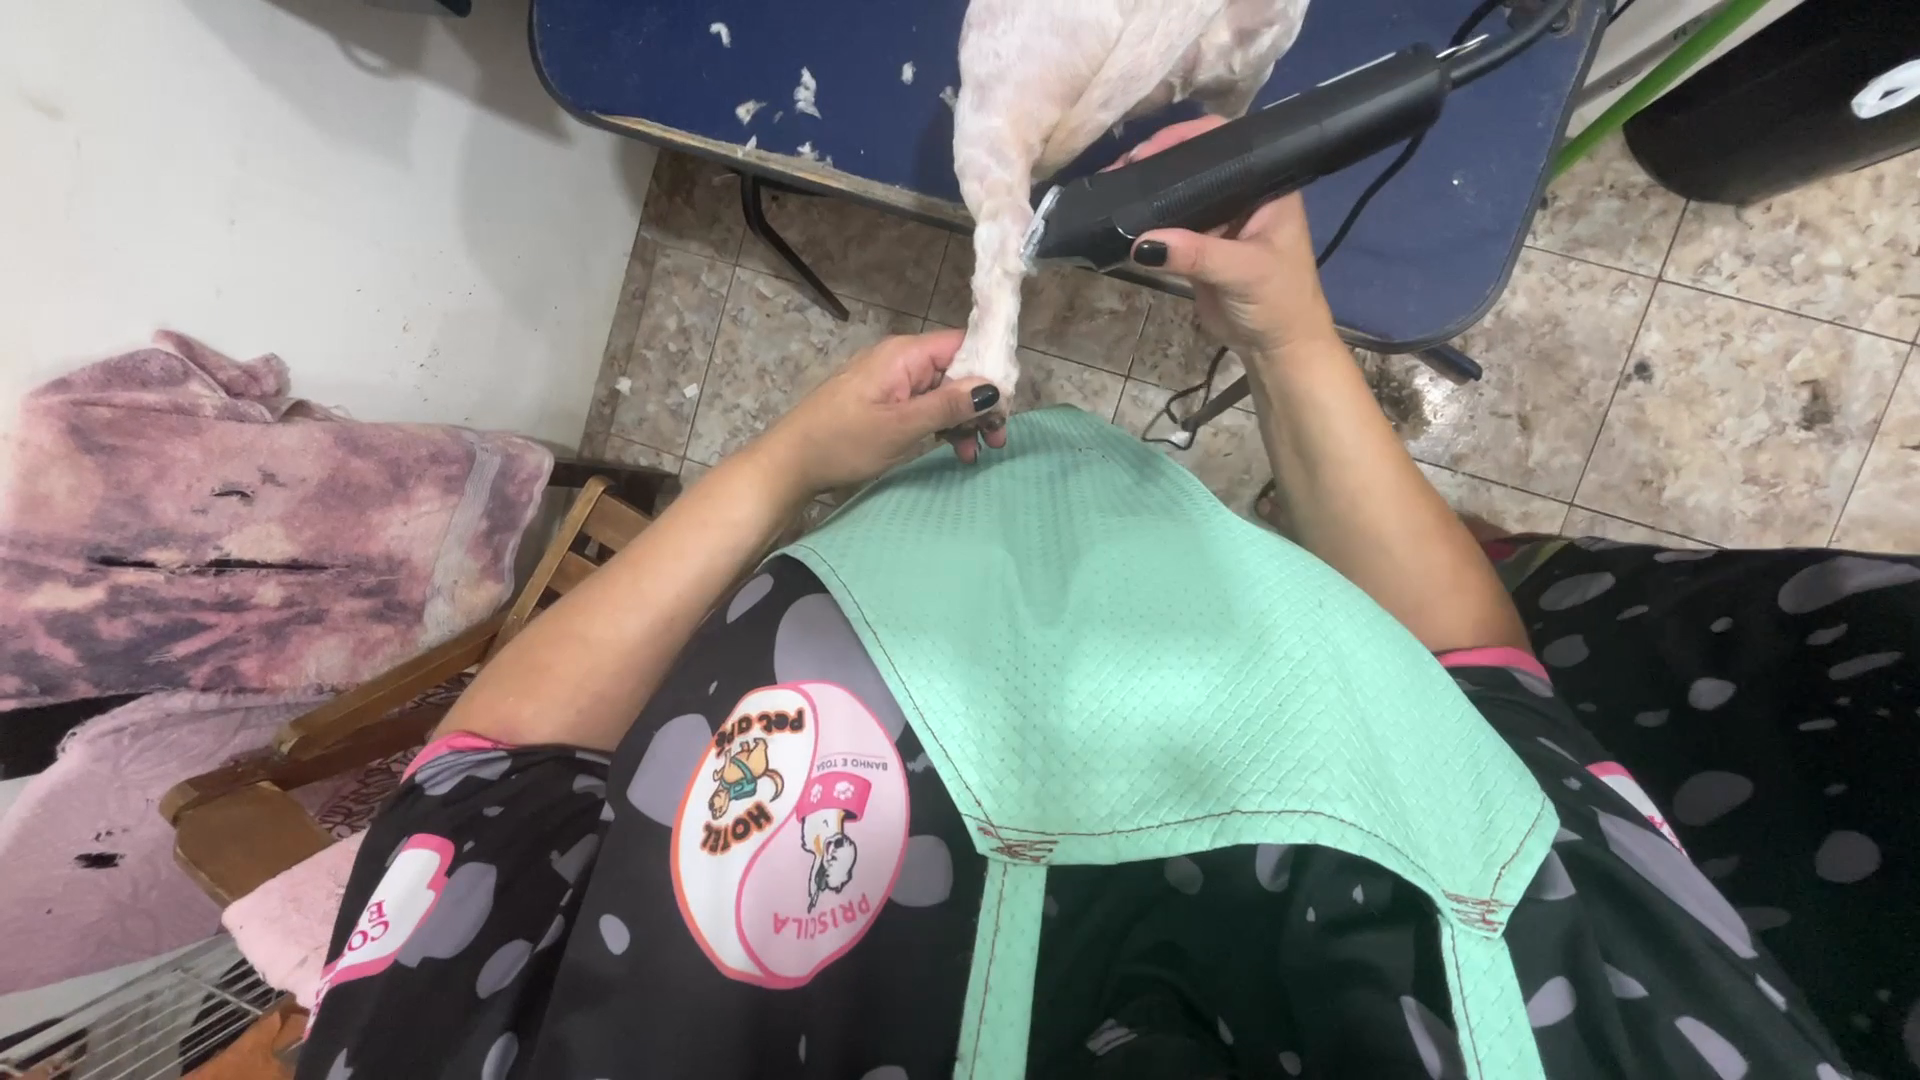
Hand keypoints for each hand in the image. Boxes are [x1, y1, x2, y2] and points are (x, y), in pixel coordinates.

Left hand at [759, 329, 1003, 496]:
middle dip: (980, 403)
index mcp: (904, 355)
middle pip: (955, 370)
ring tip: (975, 452)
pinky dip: (942, 425)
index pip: (962, 345)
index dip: (989, 371)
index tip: (1006, 406)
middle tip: (998, 439)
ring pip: (942, 392)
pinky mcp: (885, 404)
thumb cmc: (843, 442)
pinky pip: (924, 406)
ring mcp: (892, 383)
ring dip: (963, 420)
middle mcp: (900, 360)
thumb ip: (947, 406)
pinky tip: (954, 448)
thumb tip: (992, 388)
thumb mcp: (901, 427)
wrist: (790, 464)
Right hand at [1112, 116, 1339, 362]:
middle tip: (1121, 169)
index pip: (1224, 141)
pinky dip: (1148, 228)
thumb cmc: (1277, 300)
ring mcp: (1218, 223)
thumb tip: (1142, 244)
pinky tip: (1122, 223)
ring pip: (1179, 199)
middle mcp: (1241, 196)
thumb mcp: (1242, 271)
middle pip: (1195, 167)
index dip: (1185, 137)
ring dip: (1148, 196)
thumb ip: (1195, 255)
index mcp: (1265, 185)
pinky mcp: (1198, 250)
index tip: (1147, 150)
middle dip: (1158, 165)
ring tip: (1113, 190)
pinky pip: (1170, 231)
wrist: (1275, 346)